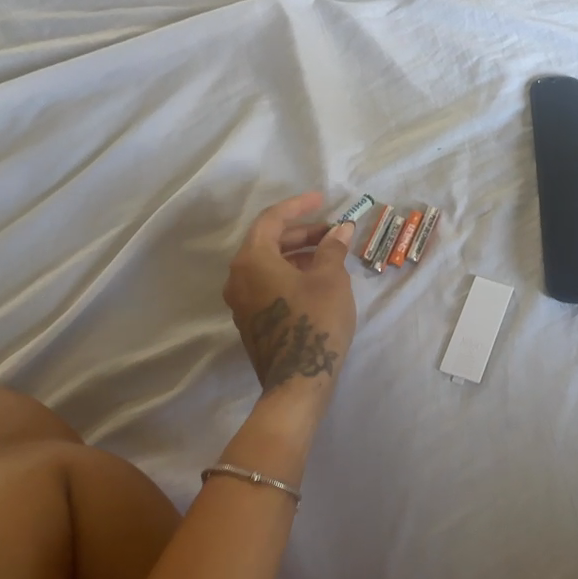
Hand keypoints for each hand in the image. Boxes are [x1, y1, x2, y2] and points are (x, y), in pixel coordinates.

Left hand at [223, 193, 357, 416]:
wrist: (298, 379)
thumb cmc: (315, 319)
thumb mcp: (330, 277)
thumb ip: (332, 248)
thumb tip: (340, 230)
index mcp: (252, 261)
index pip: (272, 220)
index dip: (298, 206)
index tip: (322, 199)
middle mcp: (238, 278)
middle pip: (268, 242)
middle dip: (301, 232)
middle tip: (333, 230)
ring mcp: (241, 302)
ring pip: (268, 264)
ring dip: (297, 253)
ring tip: (329, 253)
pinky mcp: (251, 320)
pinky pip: (267, 283)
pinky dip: (290, 272)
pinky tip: (317, 278)